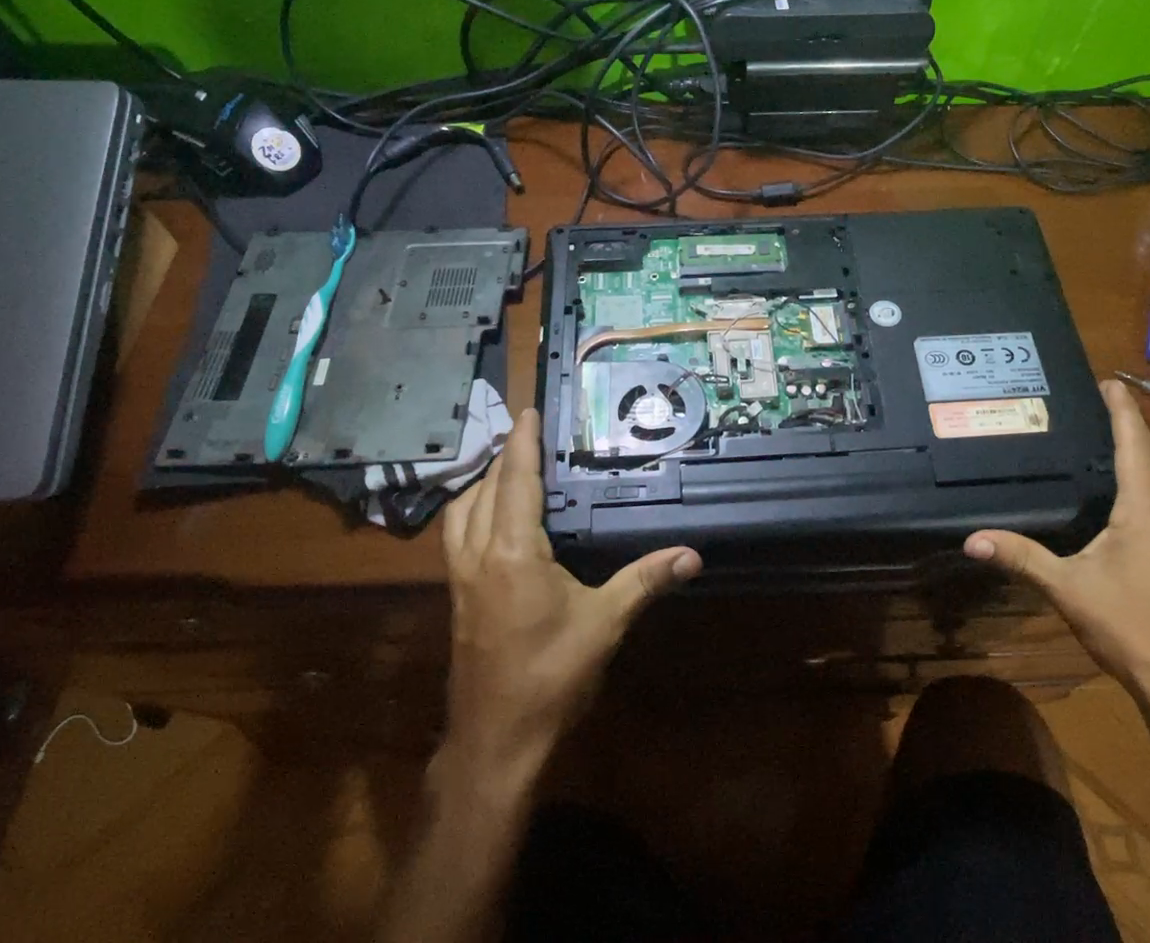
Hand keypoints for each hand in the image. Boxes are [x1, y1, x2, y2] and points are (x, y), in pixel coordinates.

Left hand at [440, 409, 701, 764]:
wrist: (496, 740)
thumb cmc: (551, 677)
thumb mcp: (605, 625)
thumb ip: (645, 582)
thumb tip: (692, 554)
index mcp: (512, 553)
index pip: (515, 481)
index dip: (523, 443)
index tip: (529, 411)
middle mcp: (477, 555)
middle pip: (483, 489)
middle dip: (504, 456)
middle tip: (531, 433)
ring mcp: (460, 578)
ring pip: (460, 512)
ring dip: (482, 483)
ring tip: (509, 468)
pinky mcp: (457, 598)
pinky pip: (457, 536)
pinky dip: (471, 511)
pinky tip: (492, 521)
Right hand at [964, 380, 1149, 695]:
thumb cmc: (1126, 625)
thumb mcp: (1067, 589)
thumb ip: (1022, 558)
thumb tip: (972, 539)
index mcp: (1146, 511)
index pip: (1135, 446)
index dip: (1123, 412)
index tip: (1110, 382)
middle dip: (1133, 426)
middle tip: (1105, 402)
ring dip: (1145, 453)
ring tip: (1116, 437)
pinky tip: (1133, 492)